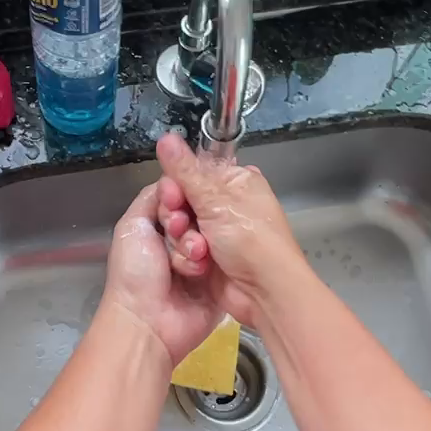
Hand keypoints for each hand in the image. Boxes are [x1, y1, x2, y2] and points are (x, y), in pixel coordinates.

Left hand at [100, 182, 227, 368]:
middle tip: (180, 231)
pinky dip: (213, 262)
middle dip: (191, 221)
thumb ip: (151, 197)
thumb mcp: (132, 225)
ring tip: (191, 256)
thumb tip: (170, 177)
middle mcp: (181, 241)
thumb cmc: (135, 272)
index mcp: (159, 228)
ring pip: (213, 236)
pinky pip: (225, 260)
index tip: (178, 202)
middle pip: (200, 215)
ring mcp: (202, 262)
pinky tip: (201, 269)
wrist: (147, 322)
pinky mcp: (219, 281)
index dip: (182, 196)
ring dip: (199, 244)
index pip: (182, 199)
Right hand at [154, 132, 303, 327]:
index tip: (173, 196)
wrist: (264, 292)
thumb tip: (166, 138)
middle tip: (182, 224)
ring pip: (178, 227)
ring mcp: (216, 232)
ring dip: (183, 240)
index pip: (192, 171)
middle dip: (178, 216)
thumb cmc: (253, 241)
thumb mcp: (216, 200)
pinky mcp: (207, 257)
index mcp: (235, 181)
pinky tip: (199, 264)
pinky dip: (187, 258)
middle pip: (180, 200)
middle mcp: (225, 204)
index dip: (177, 184)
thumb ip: (185, 171)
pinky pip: (181, 249)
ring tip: (199, 250)